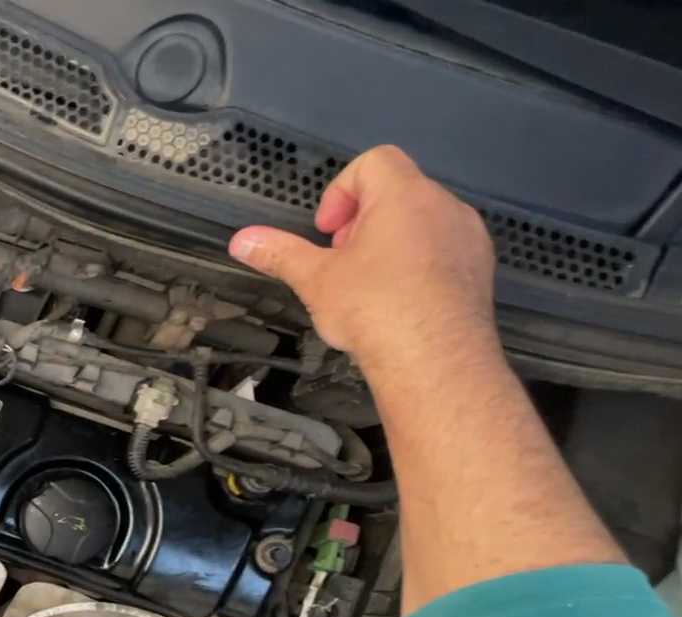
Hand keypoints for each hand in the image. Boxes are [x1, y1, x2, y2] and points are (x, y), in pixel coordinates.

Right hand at [228, 146, 498, 369]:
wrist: (433, 353)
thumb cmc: (373, 306)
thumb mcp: (313, 279)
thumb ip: (279, 253)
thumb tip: (242, 240)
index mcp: (403, 198)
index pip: (374, 161)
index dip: (339, 189)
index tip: (325, 229)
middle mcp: (443, 205)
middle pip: (396, 190)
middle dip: (359, 219)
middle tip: (338, 258)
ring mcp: (467, 233)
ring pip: (420, 218)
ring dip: (386, 238)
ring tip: (364, 281)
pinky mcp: (477, 262)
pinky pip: (440, 245)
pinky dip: (413, 259)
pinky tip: (394, 296)